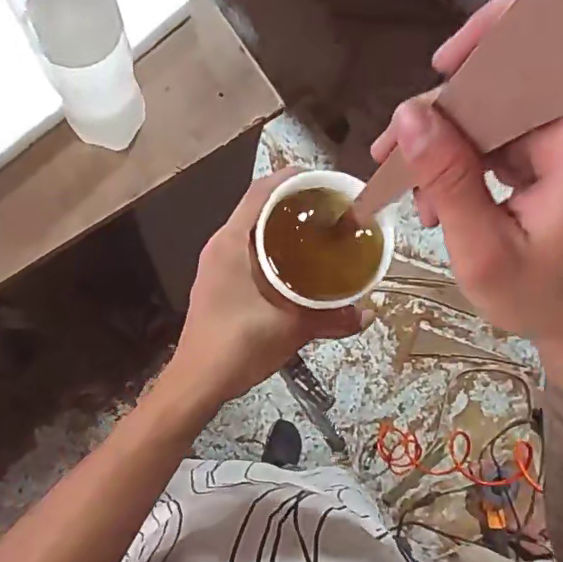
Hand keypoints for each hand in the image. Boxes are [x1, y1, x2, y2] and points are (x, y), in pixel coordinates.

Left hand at [163, 168, 371, 407]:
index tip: (328, 183)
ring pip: (252, 234)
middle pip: (258, 209)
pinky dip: (272, 254)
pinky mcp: (215, 286)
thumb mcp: (291, 328)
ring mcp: (214, 267)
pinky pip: (247, 255)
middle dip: (295, 206)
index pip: (262, 190)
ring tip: (320, 237)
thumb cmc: (238, 346)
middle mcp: (219, 247)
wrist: (197, 382)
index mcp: (231, 243)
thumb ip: (330, 317)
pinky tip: (296, 270)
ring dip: (283, 231)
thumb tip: (366, 314)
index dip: (296, 179)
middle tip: (332, 211)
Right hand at [372, 0, 562, 364]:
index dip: (489, 44)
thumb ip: (447, 179)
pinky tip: (446, 194)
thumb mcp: (481, 249)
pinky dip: (475, 155)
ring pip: (509, 104)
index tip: (435, 71)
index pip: (547, 52)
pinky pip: (516, 127)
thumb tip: (407, 115)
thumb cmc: (541, 299)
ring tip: (421, 195)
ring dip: (455, 142)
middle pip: (520, 77)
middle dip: (450, 112)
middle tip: (395, 156)